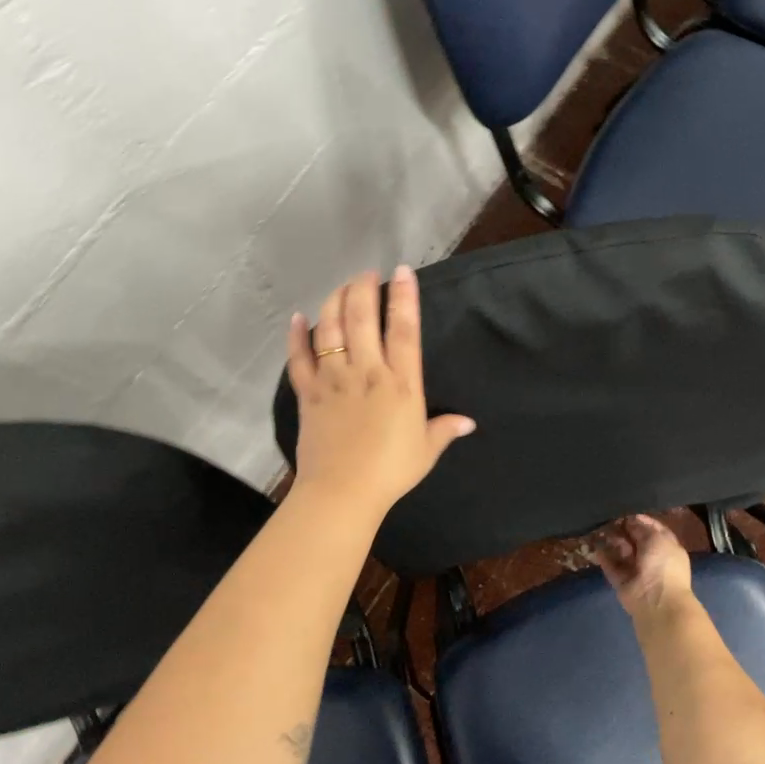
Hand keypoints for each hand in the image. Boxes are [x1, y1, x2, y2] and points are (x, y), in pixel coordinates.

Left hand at [286, 266, 474, 520]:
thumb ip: (445, 429)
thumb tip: (468, 422)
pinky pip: (299, 357)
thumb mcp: (425, 450)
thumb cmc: (390, 471)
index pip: (404, 329)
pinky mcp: (309, 393)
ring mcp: (334, 379)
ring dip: (334, 301)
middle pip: (362, 317)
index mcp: (401, 383)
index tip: (402, 271)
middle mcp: (367, 371)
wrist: (342, 492)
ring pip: (330, 328)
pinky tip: (298, 317)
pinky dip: (296, 335)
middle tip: (367, 274)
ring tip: (341, 287)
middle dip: (364, 288)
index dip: (404, 297)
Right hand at [591, 515, 693, 620]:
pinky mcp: (621, 581)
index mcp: (667, 546)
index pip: (653, 529)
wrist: (656, 601)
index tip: (625, 512)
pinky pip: (611, 566)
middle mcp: (652, 557)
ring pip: (622, 552)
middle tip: (610, 519)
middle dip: (624, 529)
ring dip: (612, 541)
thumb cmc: (663, 565)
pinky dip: (603, 556)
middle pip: (635, 539)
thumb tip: (630, 520)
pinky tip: (593, 545)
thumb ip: (642, 528)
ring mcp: (636, 570)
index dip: (640, 520)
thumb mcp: (657, 538)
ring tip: (600, 529)